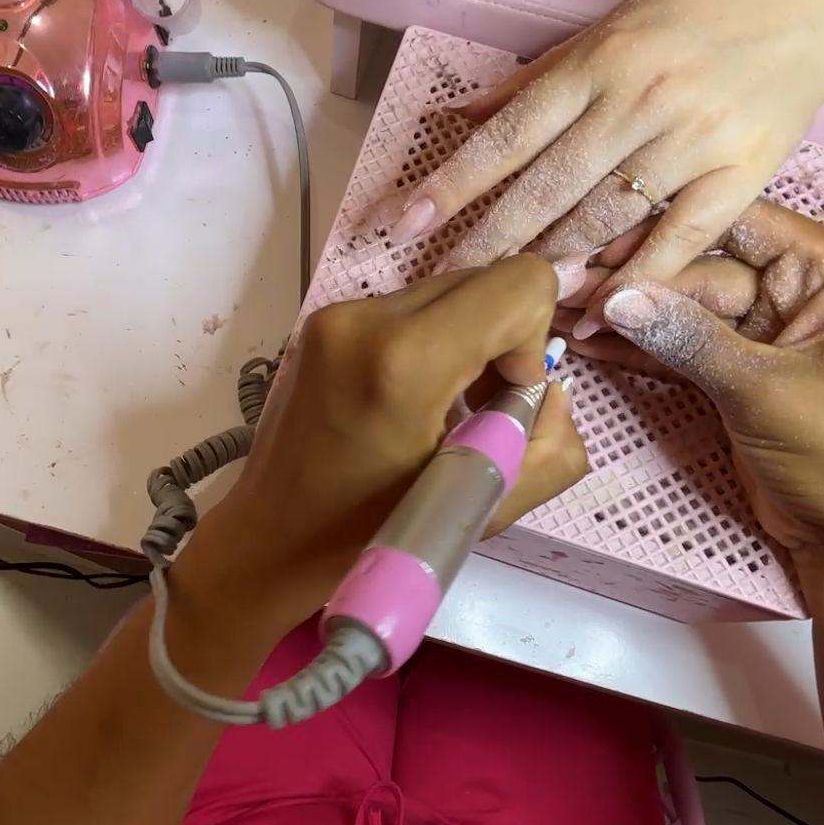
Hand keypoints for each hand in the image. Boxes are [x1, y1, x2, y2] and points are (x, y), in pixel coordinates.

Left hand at [181, 255, 588, 637]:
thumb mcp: (483, 508)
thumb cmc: (371, 539)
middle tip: (476, 414)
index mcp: (404, 360)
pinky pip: (409, 310)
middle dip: (502, 345)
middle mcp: (364, 317)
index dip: (533, 342)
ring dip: (468, 346)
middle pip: (485, 282)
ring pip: (448, 294)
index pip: (520, 284)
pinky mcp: (321, 323)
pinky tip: (410, 403)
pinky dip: (432, 345)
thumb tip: (550, 391)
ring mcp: (335, 315)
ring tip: (443, 414)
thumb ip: (551, 448)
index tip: (503, 403)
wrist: (271, 542)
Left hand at [385, 0, 823, 315]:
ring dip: (548, 268)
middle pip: (545, 189)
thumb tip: (461, 115)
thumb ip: (534, 82)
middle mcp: (639, 99)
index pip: (509, 135)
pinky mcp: (740, 176)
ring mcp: (692, 139)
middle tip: (442, 285)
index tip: (405, 223)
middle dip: (485, 243)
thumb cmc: (698, 15)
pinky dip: (630, 283)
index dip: (452, 182)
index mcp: (599, 62)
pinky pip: (675, 243)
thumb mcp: (608, 31)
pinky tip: (589, 316)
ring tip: (503, 305)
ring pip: (602, 220)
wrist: (820, 1)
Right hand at [563, 201, 823, 558]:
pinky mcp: (733, 376)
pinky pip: (678, 350)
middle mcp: (796, 292)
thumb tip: (615, 298)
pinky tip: (590, 344)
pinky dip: (638, 351)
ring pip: (681, 313)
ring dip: (625, 317)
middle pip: (699, 271)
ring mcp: (760, 337)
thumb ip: (686, 338)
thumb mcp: (763, 388)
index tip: (597, 245)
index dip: (666, 232)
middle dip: (631, 284)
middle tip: (563, 289)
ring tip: (561, 313)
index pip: (738, 225)